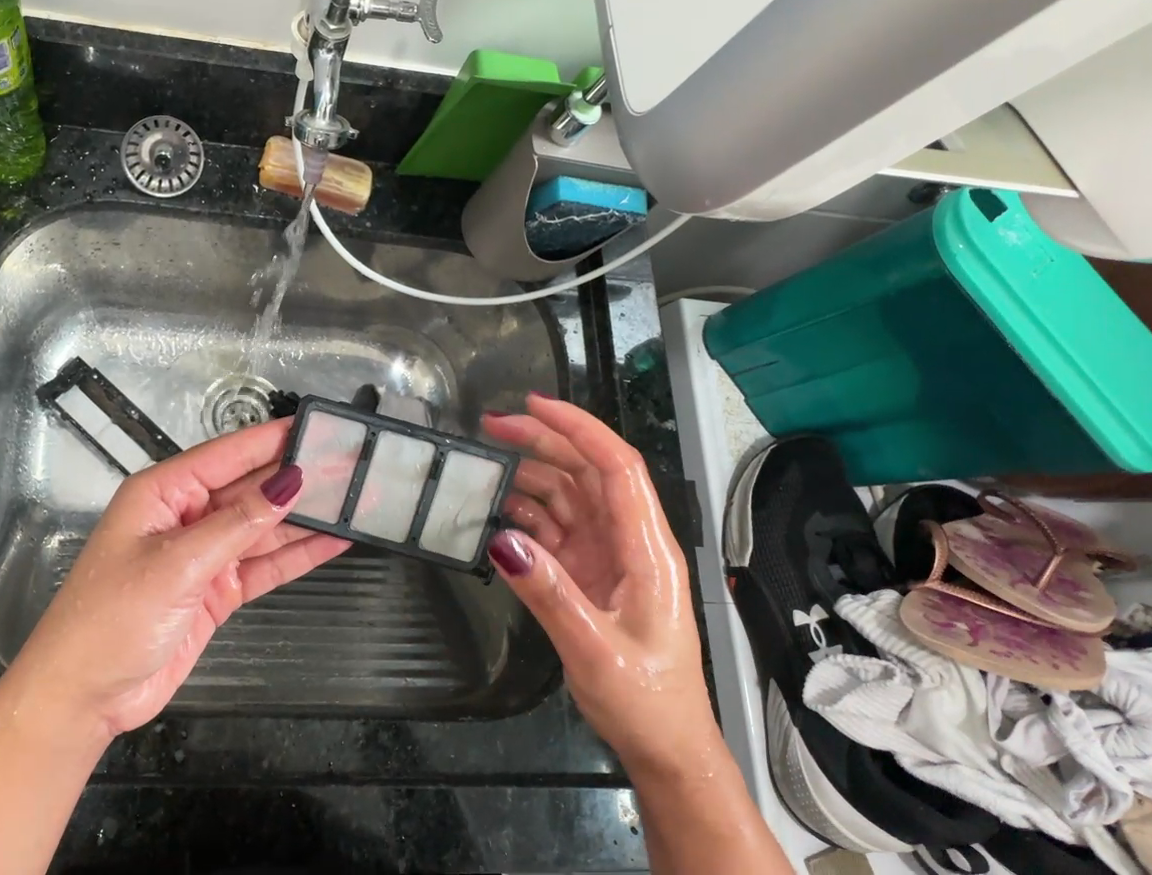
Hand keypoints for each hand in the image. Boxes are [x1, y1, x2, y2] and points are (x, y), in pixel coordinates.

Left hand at [3, 417, 349, 738]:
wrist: (84, 695)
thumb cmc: (111, 619)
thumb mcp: (175, 565)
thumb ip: (236, 524)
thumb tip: (287, 483)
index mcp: (163, 493)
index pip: (228, 455)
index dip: (273, 440)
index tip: (318, 427)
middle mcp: (186, 516)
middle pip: (250, 489)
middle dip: (297, 479)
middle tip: (351, 465)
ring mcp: (202, 555)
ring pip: (262, 527)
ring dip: (305, 517)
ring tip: (354, 500)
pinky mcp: (216, 591)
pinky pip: (262, 564)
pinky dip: (296, 554)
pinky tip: (332, 541)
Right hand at [481, 394, 721, 777]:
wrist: (665, 746)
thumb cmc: (645, 701)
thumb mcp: (594, 651)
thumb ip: (549, 594)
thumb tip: (503, 539)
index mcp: (646, 550)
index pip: (617, 468)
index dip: (579, 429)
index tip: (534, 405)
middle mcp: (630, 542)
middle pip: (588, 473)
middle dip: (544, 442)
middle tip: (491, 427)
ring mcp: (609, 557)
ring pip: (569, 497)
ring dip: (530, 476)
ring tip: (485, 466)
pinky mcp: (590, 574)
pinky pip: (555, 530)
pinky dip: (526, 516)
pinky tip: (496, 514)